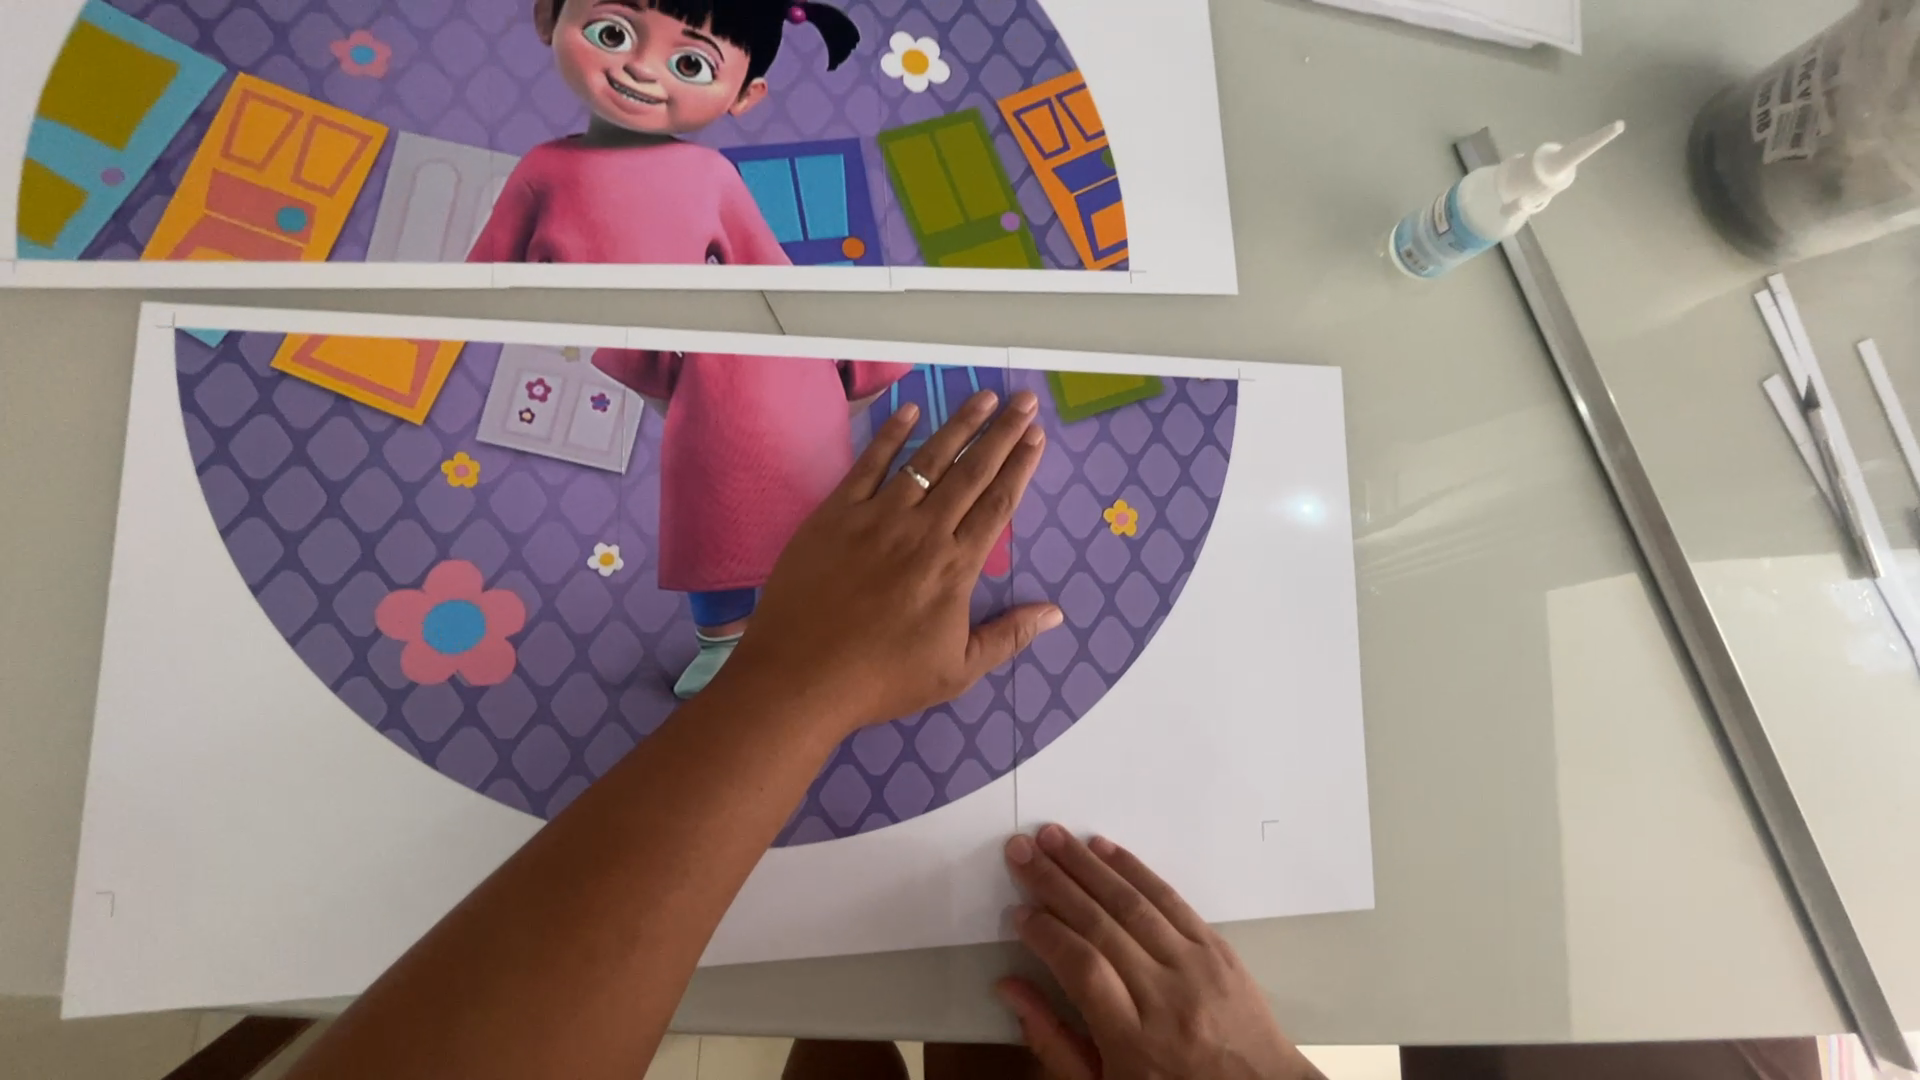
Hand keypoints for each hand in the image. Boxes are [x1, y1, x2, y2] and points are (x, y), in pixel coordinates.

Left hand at [720, 389, 1062, 732]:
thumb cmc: (882, 678)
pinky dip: (891, 436)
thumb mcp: (957, 671)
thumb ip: (1008, 636)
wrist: (802, 676)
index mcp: (956, 566)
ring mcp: (877, 517)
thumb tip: (1055, 613)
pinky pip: (869, 465)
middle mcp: (923, 530)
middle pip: (970, 471)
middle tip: (1022, 401)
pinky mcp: (836, 513)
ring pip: (926, 460)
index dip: (1020, 466)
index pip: (997, 503)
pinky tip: (911, 412)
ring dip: (957, 425)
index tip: (1036, 436)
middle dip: (1001, 433)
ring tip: (982, 397)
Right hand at [998, 826, 1323, 1079]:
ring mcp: (1196, 968)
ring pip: (1132, 903)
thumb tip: (1008, 986)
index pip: (1082, 968)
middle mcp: (1166, 998)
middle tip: (1020, 848)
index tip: (1017, 910)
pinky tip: (1102, 848)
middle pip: (1100, 925)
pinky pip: (1170, 898)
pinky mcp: (1218, 948)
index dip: (1045, 934)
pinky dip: (1133, 868)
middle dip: (1053, 881)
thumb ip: (1053, 1041)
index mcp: (1135, 1043)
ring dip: (1086, 864)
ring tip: (1052, 836)